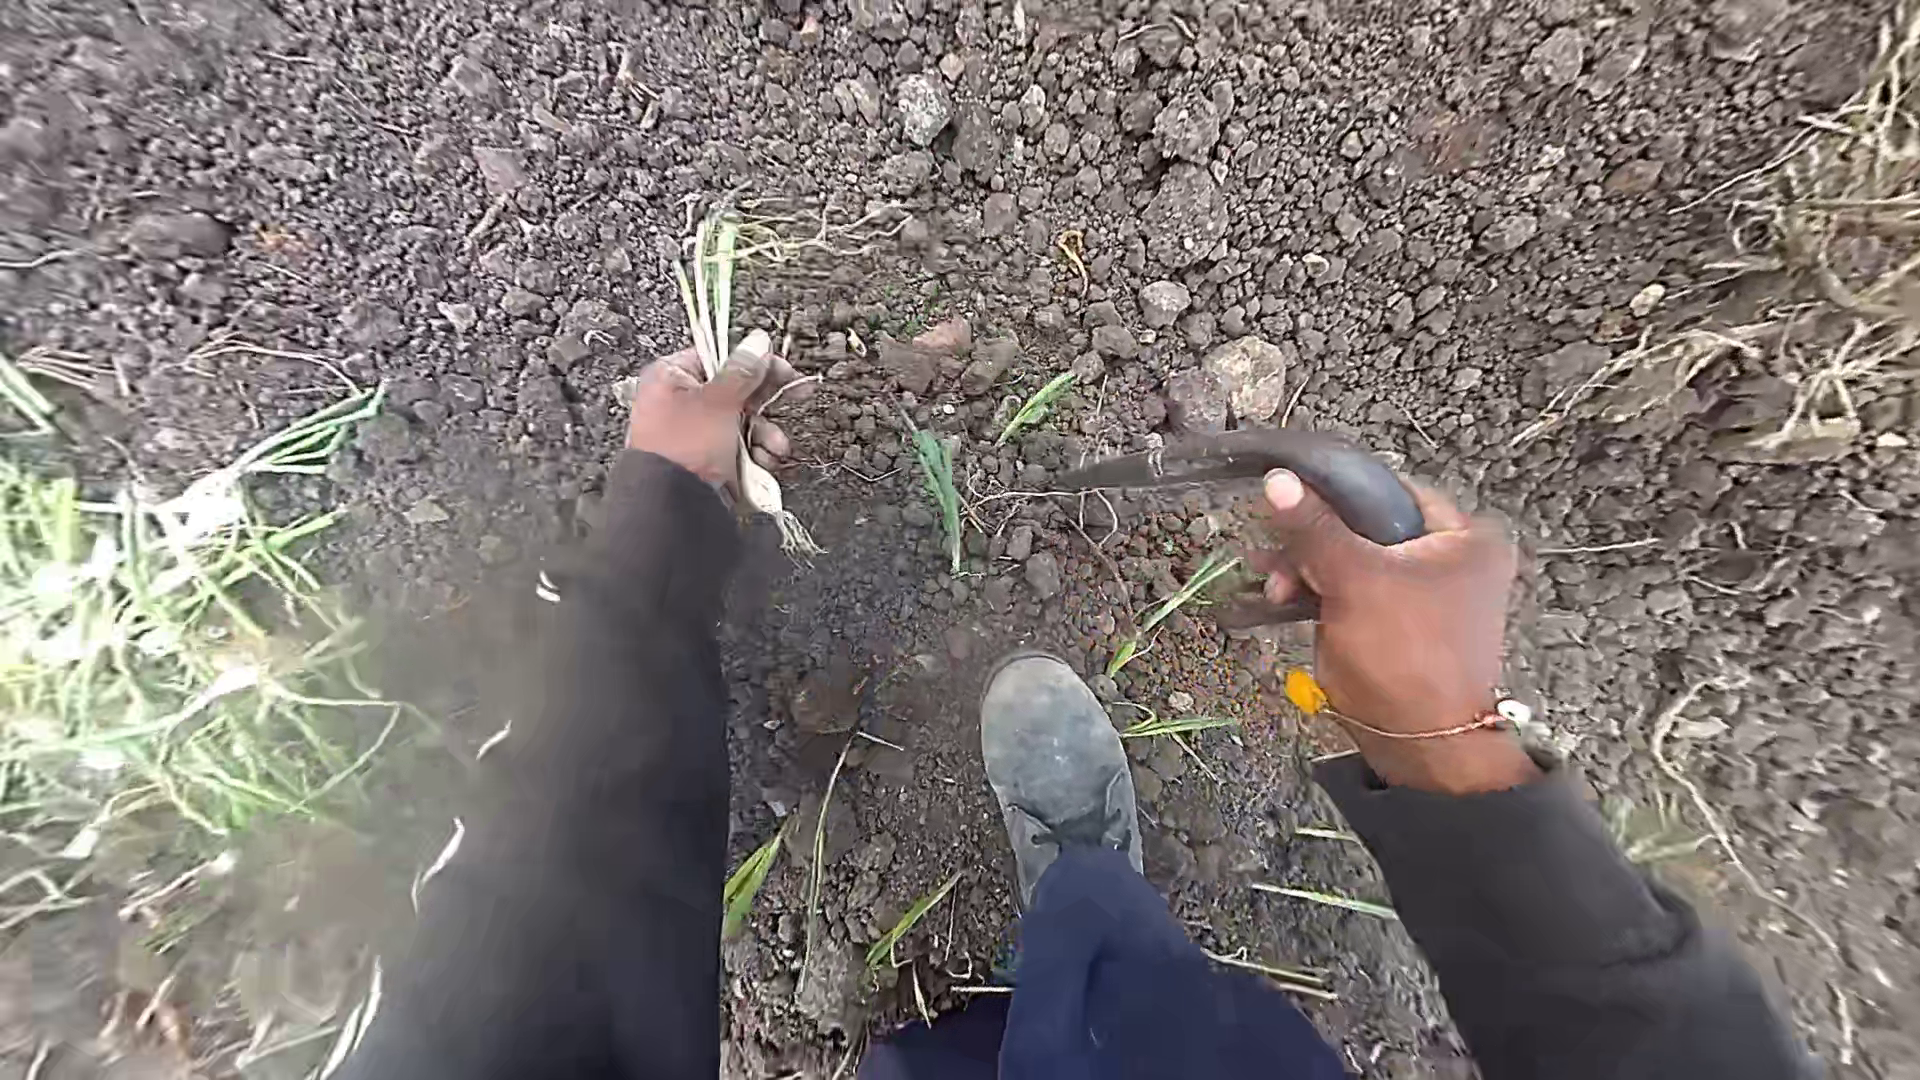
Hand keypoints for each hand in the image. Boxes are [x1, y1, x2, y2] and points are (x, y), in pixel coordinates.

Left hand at [625, 336, 811, 499]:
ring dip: (767, 434)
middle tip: (800, 393)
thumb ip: (742, 371)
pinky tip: (763, 461)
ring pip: (748, 423)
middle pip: (739, 391)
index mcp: (673, 378)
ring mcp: (701, 433)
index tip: (782, 367)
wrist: (676, 504)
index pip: (718, 357)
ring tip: (773, 448)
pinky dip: (759, 454)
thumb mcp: (717, 401)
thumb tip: (759, 340)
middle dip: (767, 403)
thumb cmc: (687, 445)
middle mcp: (686, 403)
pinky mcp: (715, 459)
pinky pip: (746, 447)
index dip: (753, 362)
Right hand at [1258, 469, 1537, 793]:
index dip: (1337, 491)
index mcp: (1462, 537)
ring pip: (1337, 553)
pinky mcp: (1376, 610)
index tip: (1291, 496)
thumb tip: (1277, 480)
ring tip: (1274, 583)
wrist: (1412, 738)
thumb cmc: (1403, 652)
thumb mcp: (1357, 580)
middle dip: (1309, 539)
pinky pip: (1333, 580)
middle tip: (1278, 551)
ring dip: (1299, 564)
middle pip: (1356, 523)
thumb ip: (1315, 528)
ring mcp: (1405, 585)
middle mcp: (1438, 555)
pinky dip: (1304, 584)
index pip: (1389, 490)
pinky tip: (1276, 591)